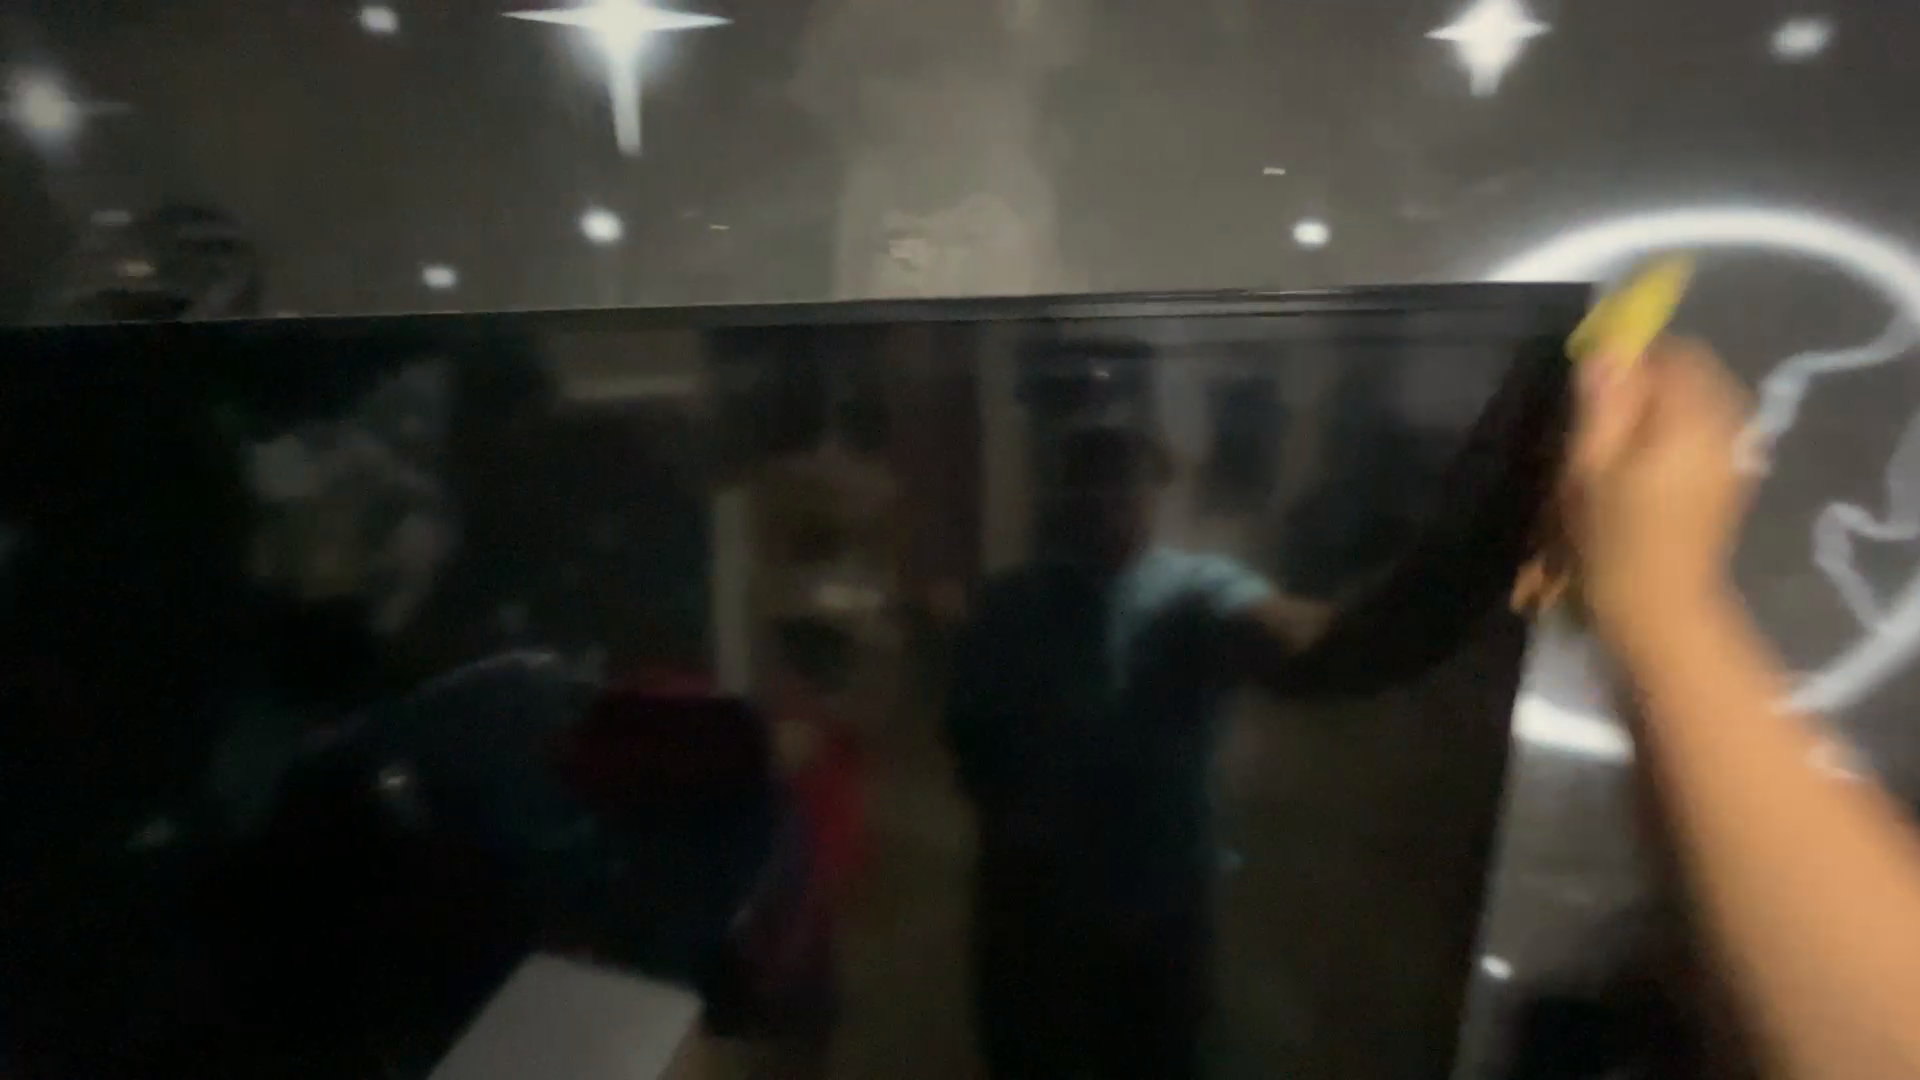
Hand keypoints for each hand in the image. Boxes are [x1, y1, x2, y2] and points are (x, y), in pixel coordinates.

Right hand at [1564, 337, 1753, 646]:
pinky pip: (1703, 425)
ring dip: (1655, 402)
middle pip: (1692, 373)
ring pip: (1697, 399)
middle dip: (1644, 378)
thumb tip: (1606, 350)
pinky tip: (1635, 457)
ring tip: (1607, 435)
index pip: (1675, 354)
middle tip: (1591, 410)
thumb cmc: (1609, 535)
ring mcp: (1735, 450)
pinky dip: (1669, 424)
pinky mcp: (1729, 472)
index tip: (1589, 374)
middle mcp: (1727, 425)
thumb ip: (1602, 405)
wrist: (1655, 600)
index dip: (1632, 352)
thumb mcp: (1588, 467)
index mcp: (1692, 420)